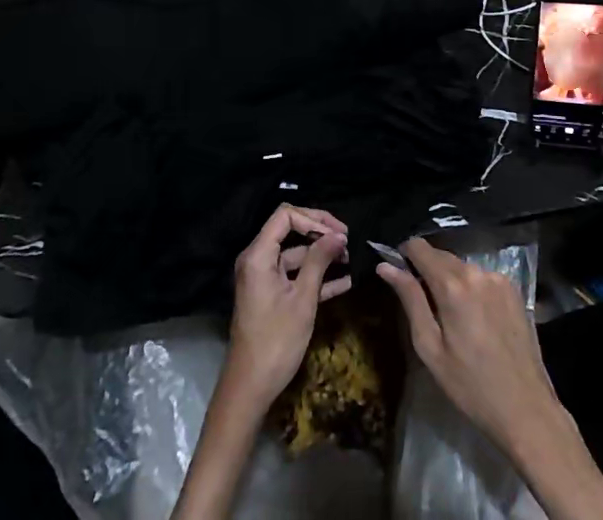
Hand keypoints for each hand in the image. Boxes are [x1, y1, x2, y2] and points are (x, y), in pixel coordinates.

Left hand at [218, 204, 349, 407]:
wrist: (251, 387)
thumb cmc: (276, 341)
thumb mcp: (302, 299)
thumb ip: (319, 261)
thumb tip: (338, 235)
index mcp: (259, 256)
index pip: (285, 216)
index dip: (314, 219)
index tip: (339, 233)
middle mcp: (258, 260)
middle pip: (291, 231)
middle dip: (321, 234)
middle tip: (349, 243)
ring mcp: (265, 278)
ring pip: (297, 254)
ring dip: (323, 256)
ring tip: (352, 261)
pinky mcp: (272, 295)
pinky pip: (295, 275)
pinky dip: (317, 276)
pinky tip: (345, 281)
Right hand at [379, 238, 602, 519]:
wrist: (525, 406)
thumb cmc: (469, 384)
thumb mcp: (430, 347)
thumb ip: (410, 299)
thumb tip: (386, 267)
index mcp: (453, 285)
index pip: (419, 247)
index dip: (404, 254)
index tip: (396, 271)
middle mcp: (477, 272)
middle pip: (442, 255)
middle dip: (426, 269)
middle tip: (419, 301)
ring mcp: (499, 279)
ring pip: (462, 266)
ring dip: (449, 278)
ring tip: (446, 313)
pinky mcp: (514, 290)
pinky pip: (482, 277)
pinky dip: (470, 286)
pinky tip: (472, 316)